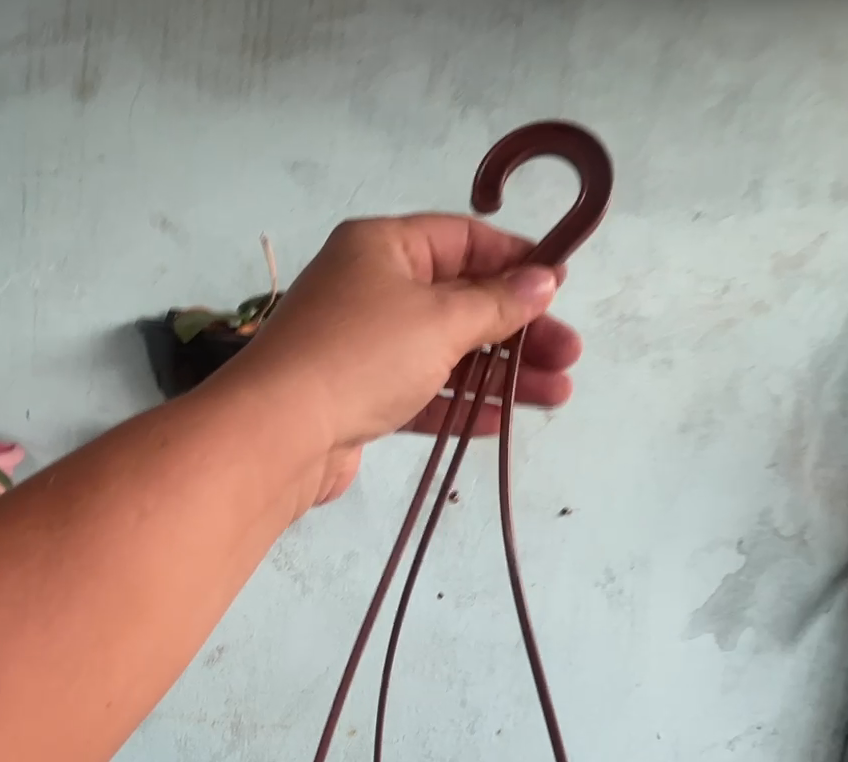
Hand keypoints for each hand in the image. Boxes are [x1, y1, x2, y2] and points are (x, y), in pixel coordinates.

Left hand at [211, 214, 581, 503]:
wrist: (279, 434)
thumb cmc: (362, 355)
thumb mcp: (440, 319)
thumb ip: (496, 303)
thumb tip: (543, 280)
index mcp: (381, 248)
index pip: (462, 241)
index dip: (514, 261)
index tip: (559, 288)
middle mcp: (368, 290)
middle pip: (457, 301)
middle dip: (516, 329)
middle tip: (568, 355)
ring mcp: (359, 348)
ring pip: (441, 352)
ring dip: (496, 372)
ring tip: (556, 394)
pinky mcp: (355, 399)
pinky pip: (416, 393)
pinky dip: (456, 404)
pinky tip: (498, 421)